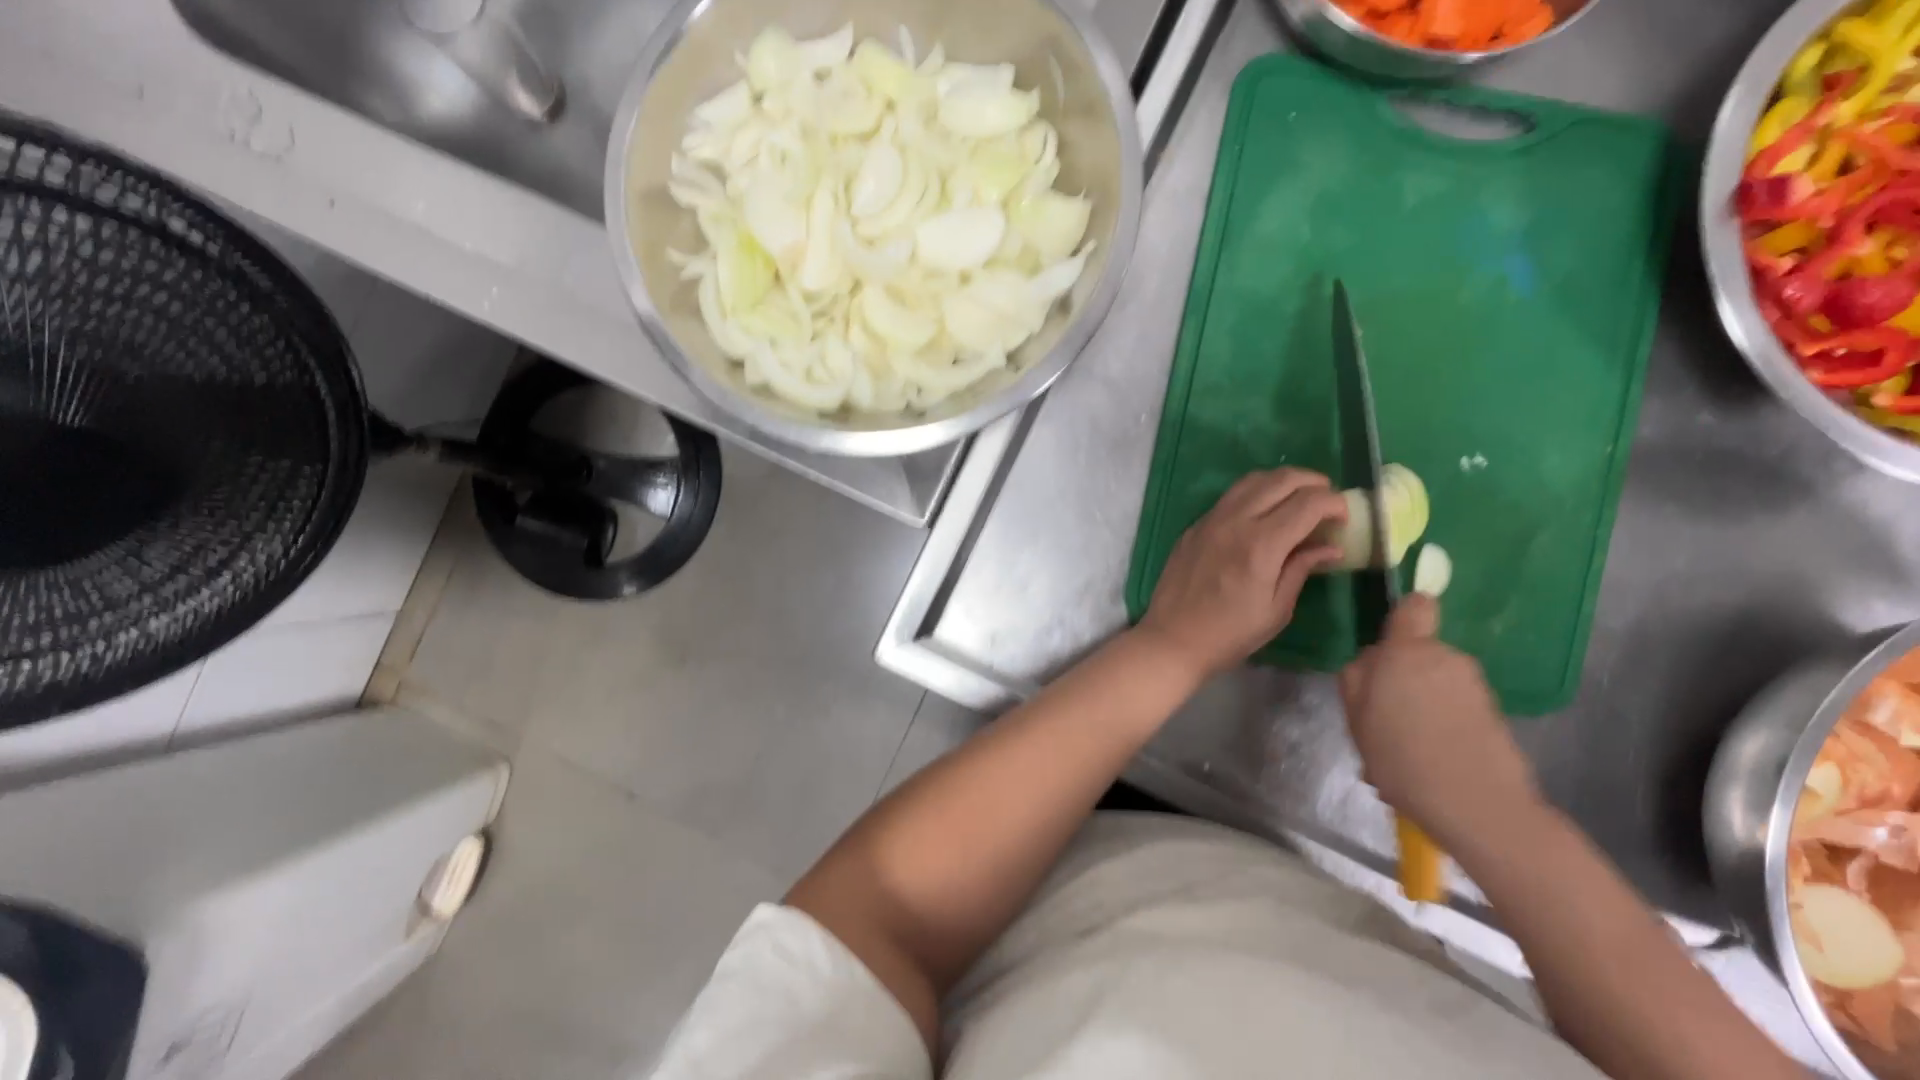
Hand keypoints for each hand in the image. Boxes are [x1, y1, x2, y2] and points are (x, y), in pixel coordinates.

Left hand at [1133, 469, 1346, 681]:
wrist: (1172, 639)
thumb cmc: (1229, 634)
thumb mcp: (1276, 610)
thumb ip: (1302, 570)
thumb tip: (1331, 548)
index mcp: (1261, 545)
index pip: (1307, 503)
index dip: (1334, 503)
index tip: (1344, 517)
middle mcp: (1235, 521)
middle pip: (1281, 480)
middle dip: (1313, 483)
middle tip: (1326, 501)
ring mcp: (1211, 520)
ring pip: (1252, 480)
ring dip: (1282, 482)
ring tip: (1298, 499)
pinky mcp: (1195, 526)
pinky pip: (1230, 496)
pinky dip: (1255, 493)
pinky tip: (1263, 514)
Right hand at [1338, 596, 1539, 849]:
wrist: (1476, 802)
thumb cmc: (1401, 759)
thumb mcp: (1356, 722)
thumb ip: (1356, 680)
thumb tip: (1369, 661)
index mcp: (1404, 652)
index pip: (1416, 607)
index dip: (1405, 618)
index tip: (1391, 647)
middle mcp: (1444, 658)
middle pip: (1419, 653)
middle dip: (1405, 677)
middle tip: (1389, 718)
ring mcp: (1473, 684)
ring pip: (1438, 681)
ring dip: (1424, 703)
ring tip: (1410, 745)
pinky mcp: (1493, 711)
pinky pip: (1458, 705)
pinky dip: (1446, 722)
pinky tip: (1434, 757)